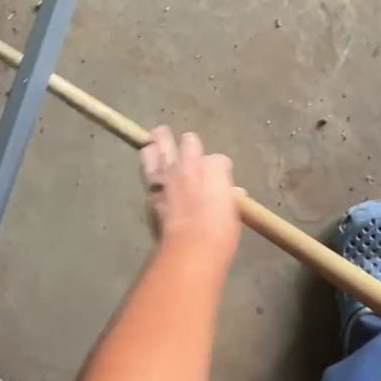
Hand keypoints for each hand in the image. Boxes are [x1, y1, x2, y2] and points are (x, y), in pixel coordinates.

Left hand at [139, 126, 240, 264]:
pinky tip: (146, 156)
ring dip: (160, 142)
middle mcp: (191, 164)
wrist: (191, 243)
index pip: (219, 160)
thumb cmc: (220, 230)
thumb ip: (230, 196)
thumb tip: (234, 192)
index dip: (219, 169)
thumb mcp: (234, 212)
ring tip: (154, 137)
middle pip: (189, 142)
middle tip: (188, 147)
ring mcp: (170, 173)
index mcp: (215, 168)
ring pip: (162, 147)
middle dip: (189, 143)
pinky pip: (148, 168)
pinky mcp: (154, 187)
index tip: (219, 179)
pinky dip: (148, 162)